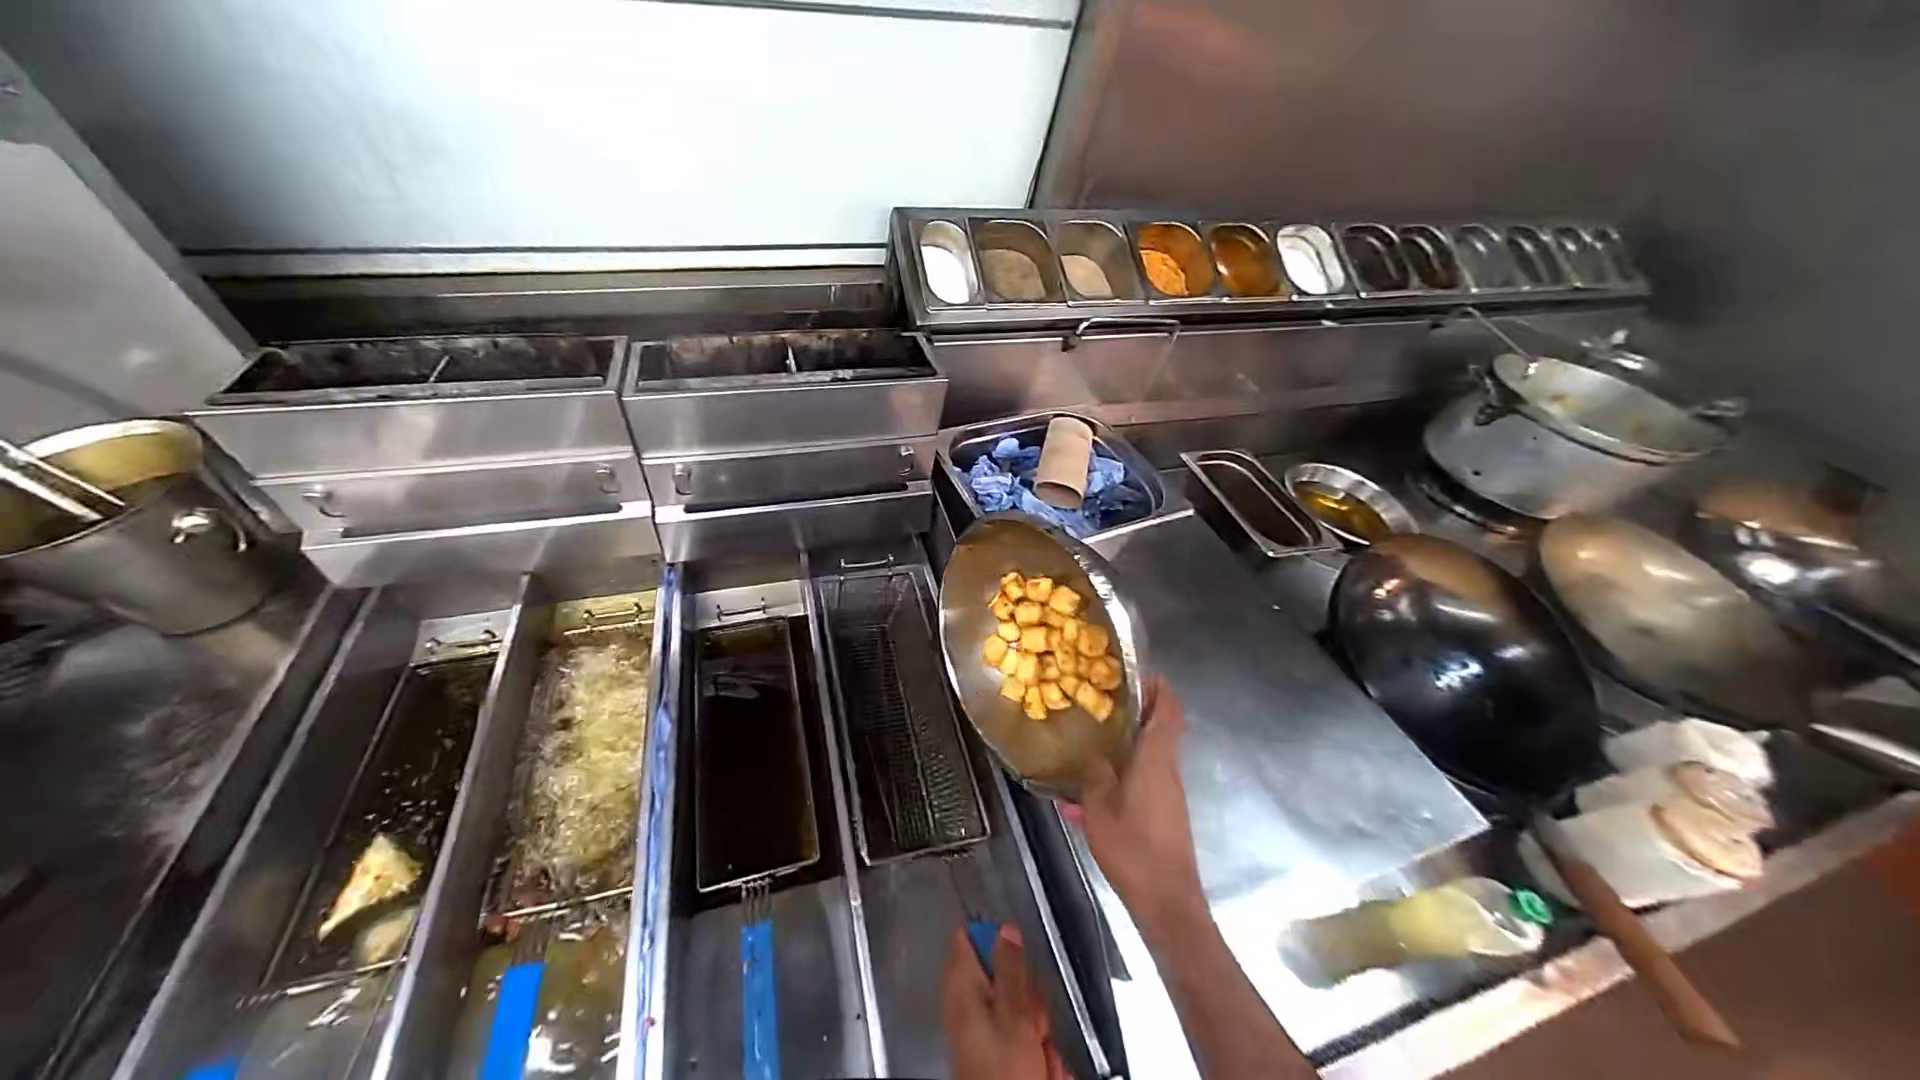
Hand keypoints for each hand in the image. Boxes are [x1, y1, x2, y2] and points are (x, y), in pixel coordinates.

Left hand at [942, 923, 1066, 1079]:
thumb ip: (1011, 968)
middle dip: (1026, 992)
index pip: (968, 936)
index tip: (1017, 952)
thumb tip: (1007, 928)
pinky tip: (1039, 1064)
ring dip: (1035, 1025)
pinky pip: (1019, 1035)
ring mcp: (977, 1026)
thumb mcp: (1014, 1014)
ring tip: (1038, 1048)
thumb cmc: (1002, 1070)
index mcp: (962, 983)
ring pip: (1016, 1006)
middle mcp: (964, 1000)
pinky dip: (1033, 1048)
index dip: (994, 936)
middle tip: (1033, 1016)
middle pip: (1001, 974)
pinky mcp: (991, 1049)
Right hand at [1077, 674, 1205, 925]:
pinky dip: (1126, 770)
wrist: (1167, 899)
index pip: (1169, 711)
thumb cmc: (1133, 849)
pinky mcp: (1166, 811)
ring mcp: (1169, 792)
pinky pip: (1146, 777)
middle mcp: (1168, 769)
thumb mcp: (1100, 809)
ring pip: (1152, 754)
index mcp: (1155, 759)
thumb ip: (1095, 777)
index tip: (1138, 674)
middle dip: (1138, 710)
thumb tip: (1094, 756)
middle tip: (1104, 702)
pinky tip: (1094, 789)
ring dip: (1129, 742)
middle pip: (1162, 728)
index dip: (1160, 688)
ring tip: (1091, 741)